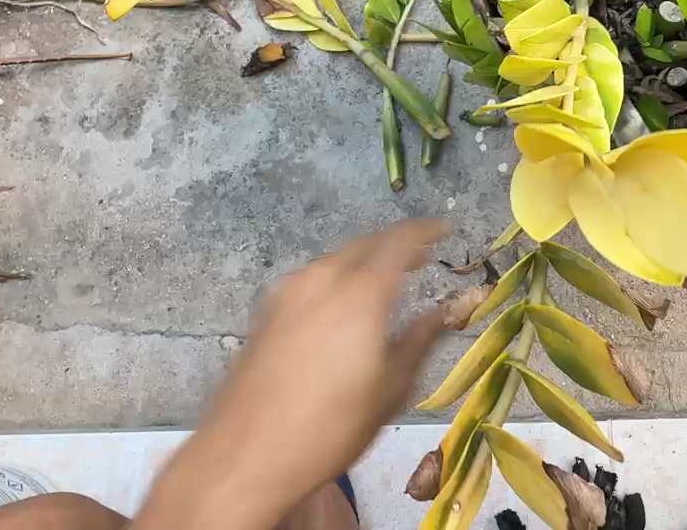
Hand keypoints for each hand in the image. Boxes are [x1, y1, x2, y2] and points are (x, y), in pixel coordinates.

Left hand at [134, 219, 449, 529]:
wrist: (242, 457)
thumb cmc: (328, 429)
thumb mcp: (388, 392)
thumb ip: (419, 342)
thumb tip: (442, 313)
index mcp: (361, 293)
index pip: (400, 240)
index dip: (425, 229)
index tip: (444, 229)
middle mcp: (324, 278)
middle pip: (367, 244)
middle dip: (396, 246)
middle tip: (420, 260)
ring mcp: (290, 290)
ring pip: (337, 260)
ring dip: (364, 264)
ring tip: (382, 286)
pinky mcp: (267, 309)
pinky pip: (313, 279)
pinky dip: (336, 280)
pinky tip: (339, 308)